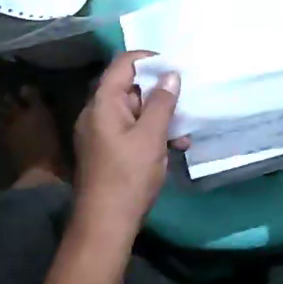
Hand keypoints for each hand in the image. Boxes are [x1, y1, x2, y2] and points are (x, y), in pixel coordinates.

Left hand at [71, 52, 178, 247]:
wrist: (104, 224)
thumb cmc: (128, 176)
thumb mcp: (151, 136)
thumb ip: (162, 103)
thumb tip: (171, 74)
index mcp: (102, 102)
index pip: (123, 63)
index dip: (149, 59)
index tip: (175, 66)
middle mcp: (96, 112)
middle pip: (128, 86)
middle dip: (158, 92)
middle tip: (186, 100)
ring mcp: (99, 132)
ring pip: (132, 111)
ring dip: (159, 116)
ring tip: (183, 132)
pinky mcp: (105, 150)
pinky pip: (129, 130)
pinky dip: (150, 133)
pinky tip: (173, 147)